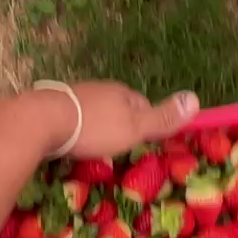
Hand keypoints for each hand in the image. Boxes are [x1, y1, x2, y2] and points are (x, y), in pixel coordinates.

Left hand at [40, 82, 198, 159]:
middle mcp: (99, 89)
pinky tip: (71, 141)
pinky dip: (75, 129)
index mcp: (121, 93)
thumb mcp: (134, 127)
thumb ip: (162, 117)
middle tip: (119, 148)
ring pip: (94, 112)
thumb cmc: (93, 127)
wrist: (41, 120)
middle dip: (119, 125)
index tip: (146, 141)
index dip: (147, 122)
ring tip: (95, 147)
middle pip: (117, 107)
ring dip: (96, 127)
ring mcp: (74, 96)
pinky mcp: (53, 106)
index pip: (142, 105)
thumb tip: (195, 98)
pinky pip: (72, 118)